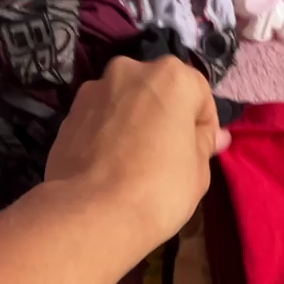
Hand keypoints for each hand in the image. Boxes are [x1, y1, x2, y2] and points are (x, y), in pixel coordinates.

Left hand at [44, 55, 226, 247]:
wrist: (93, 213)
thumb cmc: (159, 189)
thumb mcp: (199, 172)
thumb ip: (204, 144)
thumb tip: (214, 136)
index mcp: (171, 77)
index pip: (199, 93)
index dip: (204, 125)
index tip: (200, 153)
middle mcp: (129, 70)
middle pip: (159, 92)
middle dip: (166, 118)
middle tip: (169, 156)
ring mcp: (94, 90)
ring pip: (126, 103)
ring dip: (135, 124)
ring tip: (135, 163)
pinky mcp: (69, 115)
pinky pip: (101, 121)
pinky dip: (109, 136)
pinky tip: (111, 168)